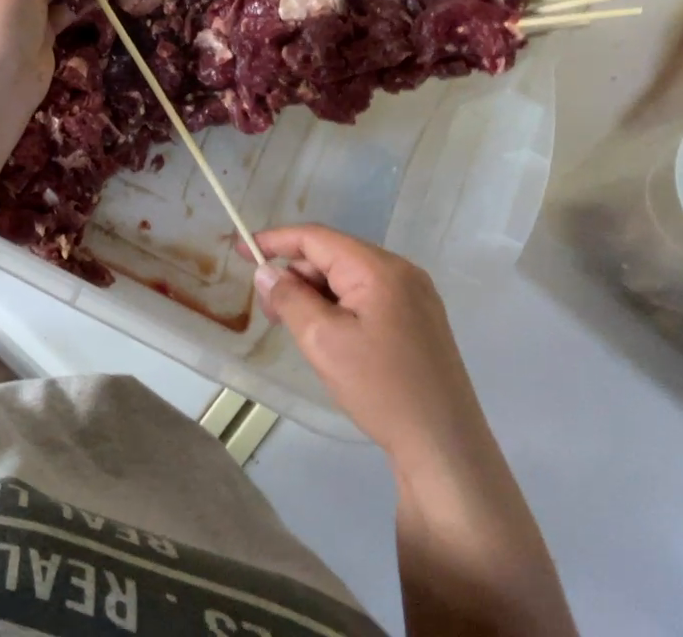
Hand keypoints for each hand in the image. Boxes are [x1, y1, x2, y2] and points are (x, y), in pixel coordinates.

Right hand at [248, 225, 491, 472]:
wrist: (443, 444)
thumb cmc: (380, 387)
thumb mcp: (321, 339)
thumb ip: (289, 298)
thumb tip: (266, 272)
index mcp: (380, 270)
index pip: (316, 238)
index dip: (274, 240)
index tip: (239, 251)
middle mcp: (402, 274)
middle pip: (331, 256)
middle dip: (294, 276)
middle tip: (269, 313)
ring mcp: (414, 297)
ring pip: (346, 278)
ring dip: (313, 295)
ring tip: (296, 329)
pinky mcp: (417, 320)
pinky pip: (364, 297)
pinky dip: (335, 307)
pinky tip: (325, 336)